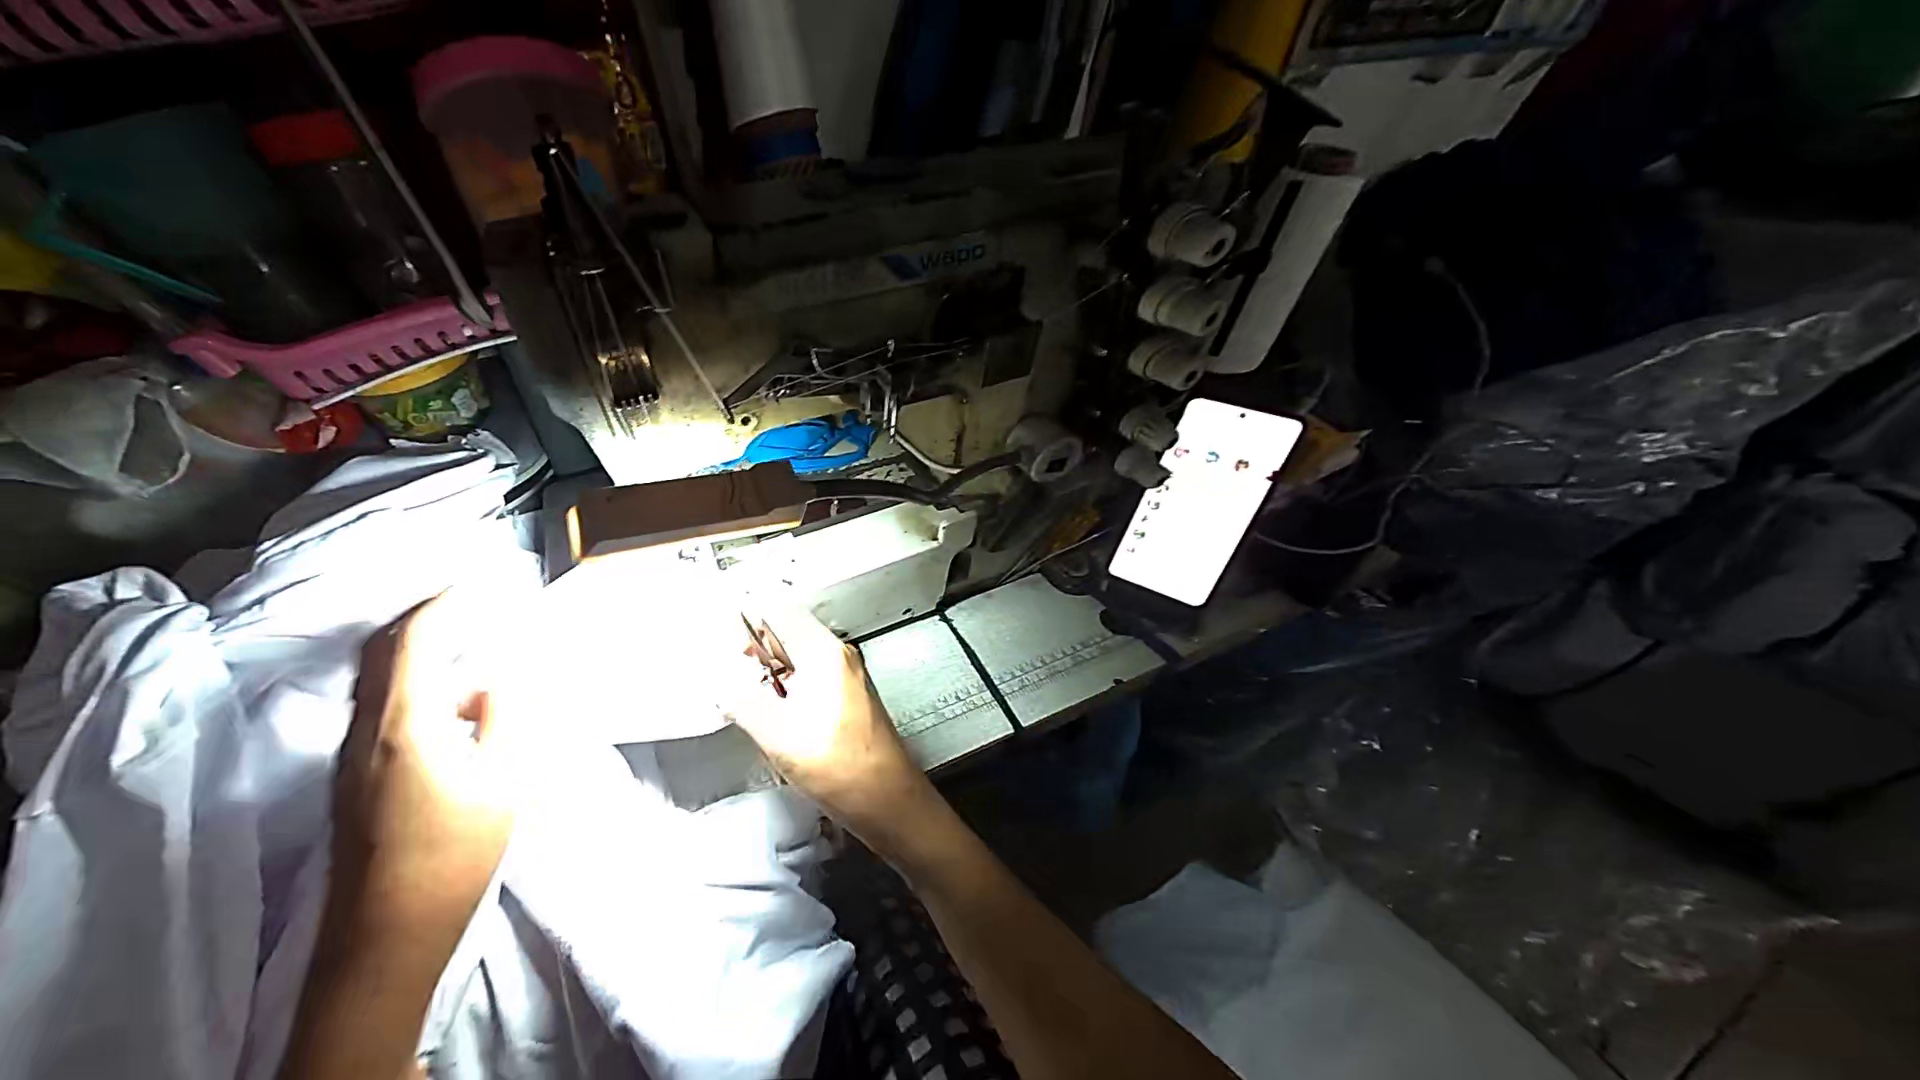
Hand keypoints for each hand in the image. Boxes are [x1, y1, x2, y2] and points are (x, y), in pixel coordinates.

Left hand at [332, 594, 522, 945]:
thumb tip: (493, 682)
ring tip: (474, 658)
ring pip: (382, 684)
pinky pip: (385, 711)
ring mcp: (352, 758)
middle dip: (425, 622)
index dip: (442, 606)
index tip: (474, 585)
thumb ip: (501, 721)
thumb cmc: (454, 854)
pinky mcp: (356, 778)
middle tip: (471, 609)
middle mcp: (364, 734)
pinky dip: (419, 690)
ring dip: (423, 658)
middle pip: (383, 656)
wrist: (388, 932)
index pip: (413, 644)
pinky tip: (458, 710)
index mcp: (404, 727)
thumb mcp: (502, 781)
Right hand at [725, 605, 936, 838]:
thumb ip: (743, 700)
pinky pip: (809, 676)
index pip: (778, 609)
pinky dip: (786, 688)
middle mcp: (839, 656)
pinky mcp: (846, 695)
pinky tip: (775, 715)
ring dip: (769, 671)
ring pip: (797, 656)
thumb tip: (723, 682)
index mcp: (824, 652)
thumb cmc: (843, 766)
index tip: (719, 632)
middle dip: (754, 648)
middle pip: (787, 630)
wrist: (886, 798)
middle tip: (731, 673)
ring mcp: (845, 674)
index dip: (745, 615)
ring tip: (750, 697)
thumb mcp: (776, 733)